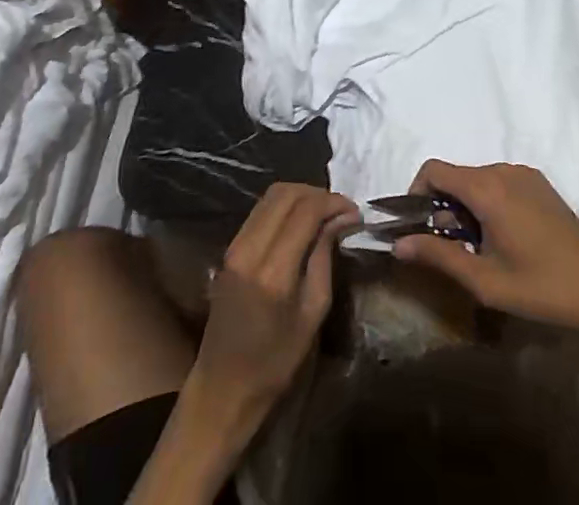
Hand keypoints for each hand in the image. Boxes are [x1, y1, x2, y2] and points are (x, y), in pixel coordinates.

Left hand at [190, 183, 357, 421]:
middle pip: (285, 193)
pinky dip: (286, 207)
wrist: (222, 386)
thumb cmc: (276, 361)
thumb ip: (324, 257)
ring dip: (302, 197)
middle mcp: (248, 250)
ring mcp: (233, 247)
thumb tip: (342, 219)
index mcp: (272, 271)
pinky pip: (260, 212)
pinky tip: (303, 223)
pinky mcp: (229, 250)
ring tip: (326, 214)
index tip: (356, 213)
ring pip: (270, 197)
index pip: (305, 211)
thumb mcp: (314, 311)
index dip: (334, 203)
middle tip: (342, 211)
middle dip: (318, 194)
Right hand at [391, 161, 578, 352]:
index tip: (416, 227)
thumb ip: (438, 256)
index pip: (434, 170)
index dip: (415, 193)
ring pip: (477, 180)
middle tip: (447, 248)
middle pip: (455, 176)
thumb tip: (398, 244)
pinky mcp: (541, 185)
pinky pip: (499, 183)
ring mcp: (526, 176)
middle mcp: (505, 171)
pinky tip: (500, 239)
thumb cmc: (540, 287)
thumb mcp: (484, 280)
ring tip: (476, 248)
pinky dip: (487, 203)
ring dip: (464, 207)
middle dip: (441, 207)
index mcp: (488, 189)